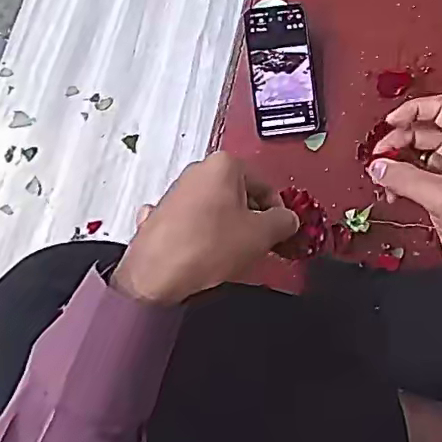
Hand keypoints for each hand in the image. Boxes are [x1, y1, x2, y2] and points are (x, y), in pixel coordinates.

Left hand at [112, 152, 299, 304]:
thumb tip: (287, 220)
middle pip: (240, 195)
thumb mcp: (262, 234)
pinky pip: (193, 223)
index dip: (277, 213)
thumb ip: (284, 221)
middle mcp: (199, 170)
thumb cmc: (208, 247)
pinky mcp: (160, 214)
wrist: (154, 276)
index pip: (266, 187)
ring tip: (229, 256)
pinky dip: (202, 235)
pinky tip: (202, 254)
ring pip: (217, 209)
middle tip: (257, 246)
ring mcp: (176, 191)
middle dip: (252, 220)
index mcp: (225, 164)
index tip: (279, 234)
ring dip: (228, 229)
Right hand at [368, 95, 441, 280]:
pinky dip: (401, 179)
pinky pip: (416, 175)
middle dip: (399, 140)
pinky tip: (391, 191)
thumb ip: (406, 178)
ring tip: (381, 175)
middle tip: (379, 156)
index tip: (391, 121)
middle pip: (425, 130)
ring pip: (417, 153)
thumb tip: (377, 166)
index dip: (415, 109)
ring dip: (397, 162)